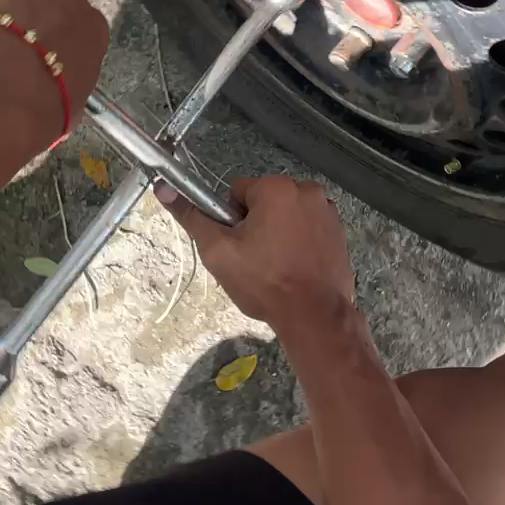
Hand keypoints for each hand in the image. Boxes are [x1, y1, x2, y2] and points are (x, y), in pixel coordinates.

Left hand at [0, 0, 108, 130]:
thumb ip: (65, 85)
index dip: (50, 32)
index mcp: (91, 25)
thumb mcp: (69, 103)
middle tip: (2, 35)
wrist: (5, 87)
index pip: (73, 19)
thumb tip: (55, 98)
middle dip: (26, 7)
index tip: (33, 47)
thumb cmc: (41, 106)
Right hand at [162, 175, 355, 332]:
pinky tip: (295, 267)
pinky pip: (308, 227)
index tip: (237, 245)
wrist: (314, 316)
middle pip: (264, 201)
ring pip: (286, 214)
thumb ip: (192, 218)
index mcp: (276, 188)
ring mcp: (327, 210)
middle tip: (255, 259)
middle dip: (256, 224)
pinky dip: (300, 241)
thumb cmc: (264, 282)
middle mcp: (306, 190)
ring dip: (278, 231)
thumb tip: (165, 190)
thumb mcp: (219, 252)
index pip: (237, 192)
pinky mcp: (339, 230)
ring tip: (276, 266)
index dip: (230, 219)